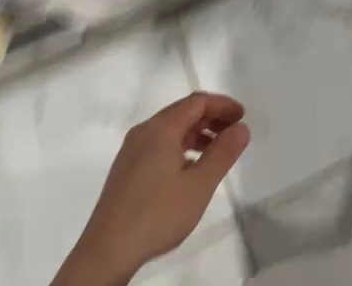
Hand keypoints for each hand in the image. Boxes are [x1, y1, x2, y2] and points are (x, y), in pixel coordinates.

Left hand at [53, 92, 250, 285]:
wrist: (107, 249)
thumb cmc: (158, 214)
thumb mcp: (199, 185)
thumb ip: (223, 153)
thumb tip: (241, 128)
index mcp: (161, 128)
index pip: (197, 102)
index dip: (222, 105)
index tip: (243, 117)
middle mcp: (144, 131)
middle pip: (182, 112)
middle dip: (211, 118)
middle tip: (234, 134)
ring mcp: (131, 150)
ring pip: (169, 129)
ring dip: (196, 134)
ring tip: (216, 153)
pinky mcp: (126, 168)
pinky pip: (158, 145)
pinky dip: (180, 147)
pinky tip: (188, 170)